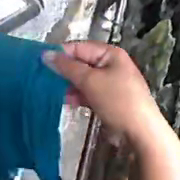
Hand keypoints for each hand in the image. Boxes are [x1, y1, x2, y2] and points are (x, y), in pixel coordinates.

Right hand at [43, 41, 169, 147]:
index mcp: (110, 54)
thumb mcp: (90, 81)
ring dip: (69, 85)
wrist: (140, 132)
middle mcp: (111, 65)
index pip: (79, 47)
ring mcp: (110, 83)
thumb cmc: (117, 100)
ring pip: (83, 79)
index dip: (60, 53)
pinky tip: (67, 102)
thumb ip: (67, 67)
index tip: (39, 62)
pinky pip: (88, 92)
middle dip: (63, 71)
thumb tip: (45, 55)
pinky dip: (77, 95)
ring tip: (52, 92)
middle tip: (42, 79)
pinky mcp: (108, 99)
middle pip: (80, 63)